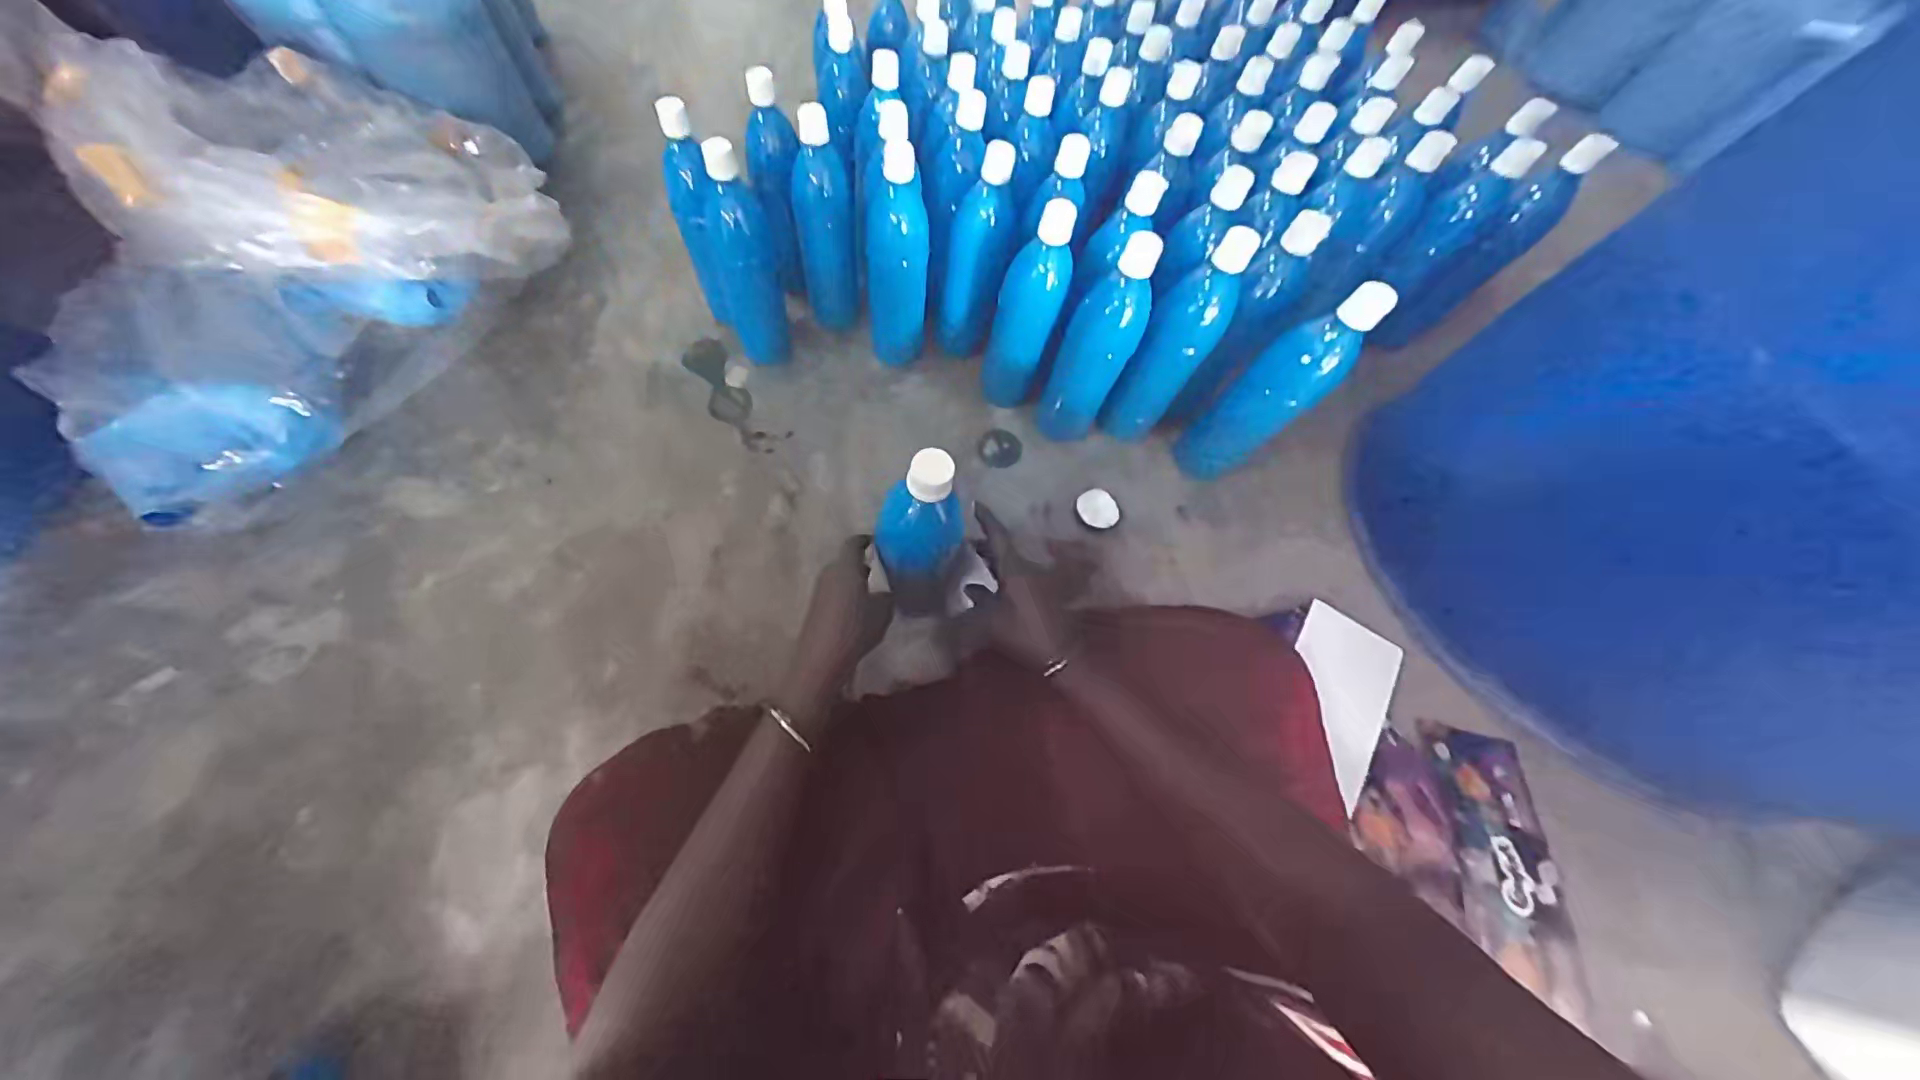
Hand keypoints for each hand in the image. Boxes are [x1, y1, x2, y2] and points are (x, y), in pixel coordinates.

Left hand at [779, 535, 892, 711]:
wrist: (822, 658)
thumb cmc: (856, 628)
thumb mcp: (883, 611)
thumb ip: (886, 595)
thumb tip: (884, 591)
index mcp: (846, 567)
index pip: (854, 543)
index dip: (866, 541)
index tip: (877, 543)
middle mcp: (829, 573)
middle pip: (844, 560)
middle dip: (860, 563)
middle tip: (878, 569)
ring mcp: (819, 590)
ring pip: (839, 577)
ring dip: (852, 580)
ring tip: (870, 590)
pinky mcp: (816, 608)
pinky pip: (834, 592)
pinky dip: (846, 594)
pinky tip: (858, 609)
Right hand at [965, 504, 1078, 671]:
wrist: (1060, 655)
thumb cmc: (1026, 633)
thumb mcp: (992, 621)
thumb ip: (978, 601)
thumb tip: (966, 588)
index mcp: (1015, 568)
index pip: (998, 536)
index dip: (986, 519)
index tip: (976, 504)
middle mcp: (1026, 569)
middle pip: (1003, 549)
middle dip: (986, 543)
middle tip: (966, 538)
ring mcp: (1035, 581)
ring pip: (1010, 563)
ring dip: (993, 559)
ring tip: (974, 557)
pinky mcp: (1039, 595)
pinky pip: (1016, 577)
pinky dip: (1001, 577)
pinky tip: (982, 587)